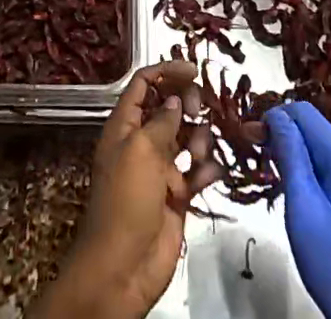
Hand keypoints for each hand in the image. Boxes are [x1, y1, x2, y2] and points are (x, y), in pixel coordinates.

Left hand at [32, 62, 217, 318]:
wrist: (125, 263)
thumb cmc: (125, 200)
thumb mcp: (141, 151)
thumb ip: (161, 121)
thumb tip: (174, 98)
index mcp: (123, 125)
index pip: (142, 85)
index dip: (165, 72)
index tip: (193, 68)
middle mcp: (141, 142)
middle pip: (168, 108)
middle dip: (187, 105)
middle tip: (199, 111)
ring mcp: (160, 169)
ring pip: (187, 139)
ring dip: (199, 139)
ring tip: (200, 153)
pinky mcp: (178, 195)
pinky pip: (198, 172)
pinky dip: (206, 170)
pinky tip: (208, 176)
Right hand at [265, 103, 330, 318]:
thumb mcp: (303, 206)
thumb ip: (290, 156)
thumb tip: (274, 114)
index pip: (304, 112)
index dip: (272, 116)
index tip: (248, 139)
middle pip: (312, 128)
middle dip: (280, 134)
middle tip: (253, 158)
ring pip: (319, 148)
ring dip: (291, 153)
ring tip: (270, 177)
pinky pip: (329, 168)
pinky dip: (306, 170)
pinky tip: (293, 192)